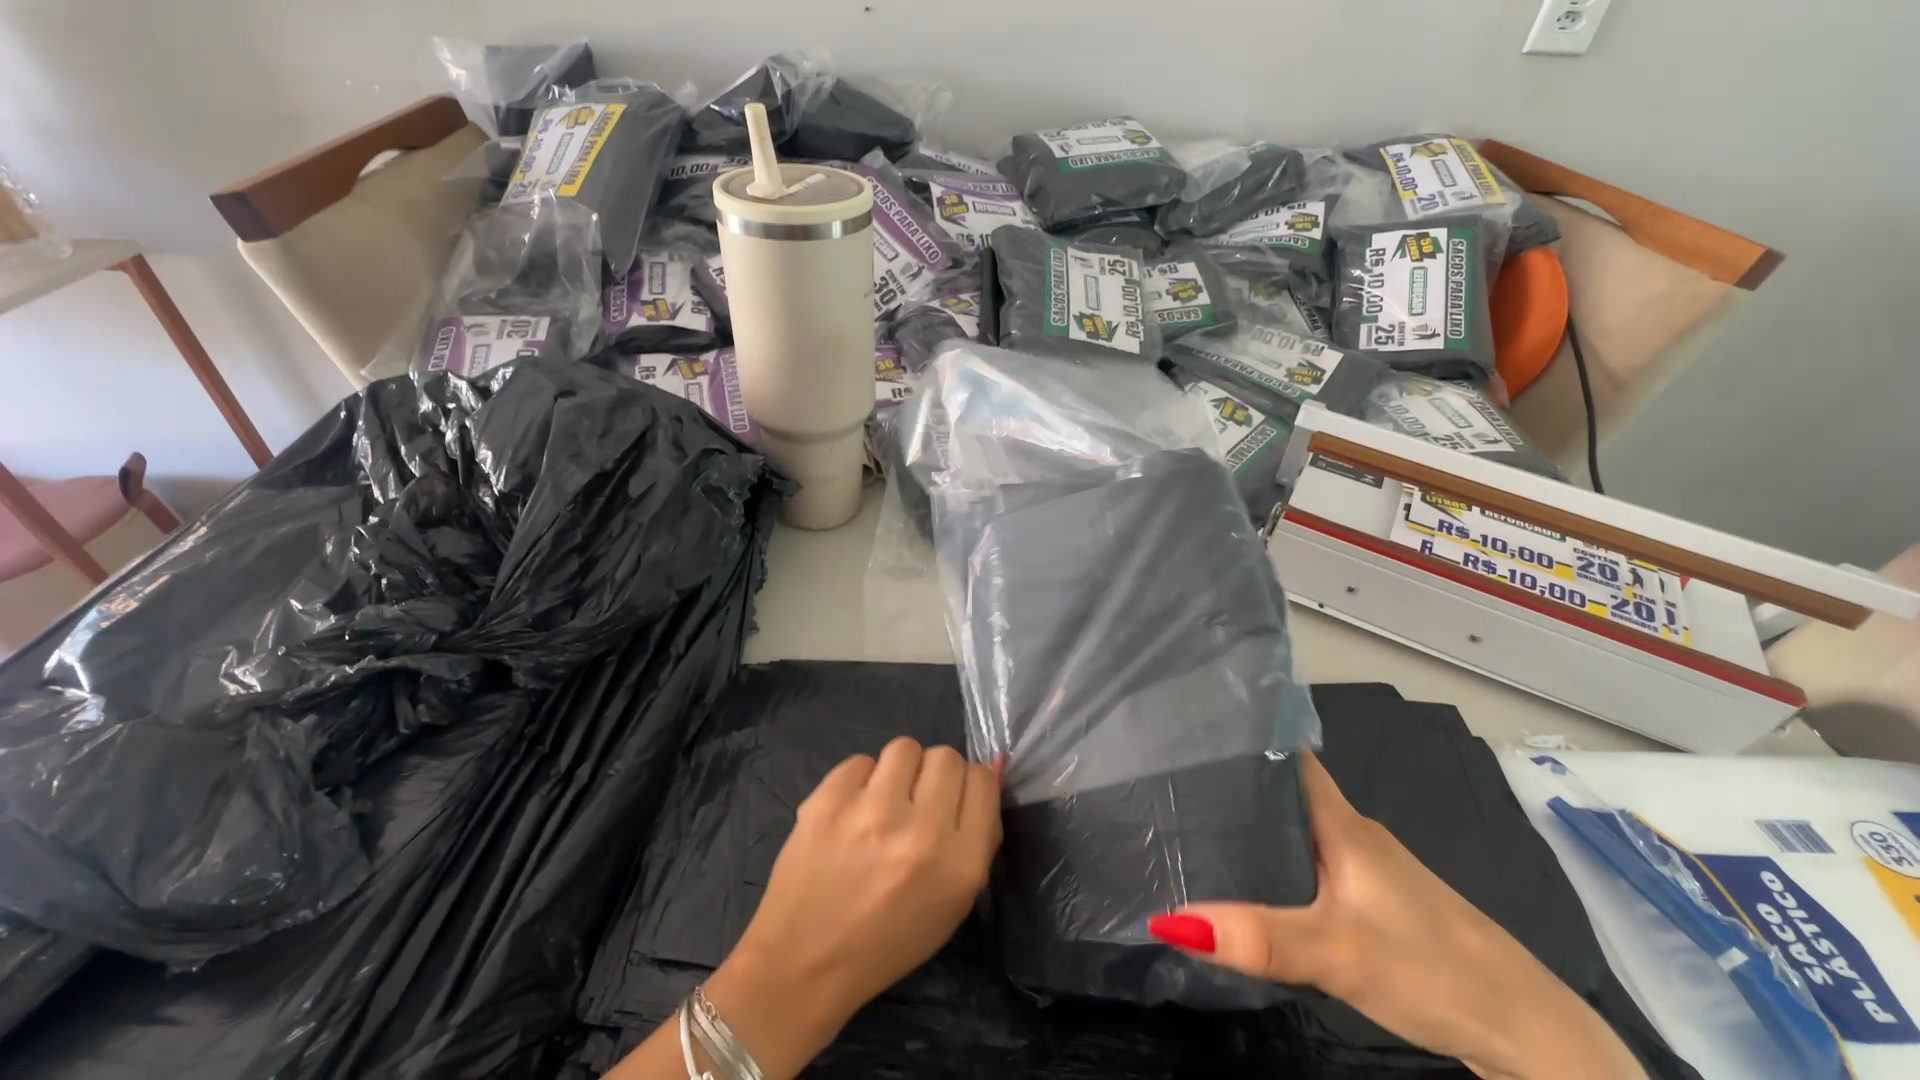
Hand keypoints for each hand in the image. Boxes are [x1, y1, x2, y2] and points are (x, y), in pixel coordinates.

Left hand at [648, 738, 999, 1079]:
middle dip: (935, 776)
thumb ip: (980, 834)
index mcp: (960, 863)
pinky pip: (859, 761)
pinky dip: (860, 782)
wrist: (806, 962)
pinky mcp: (827, 801)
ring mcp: (871, 811)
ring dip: (900, 771)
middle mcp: (921, 831)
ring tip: (883, 802)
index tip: (952, 803)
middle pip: (946, 757)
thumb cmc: (889, 940)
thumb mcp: (953, 902)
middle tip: (916, 804)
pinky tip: (850, 813)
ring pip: (905, 748)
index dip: (969, 787)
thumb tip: (993, 765)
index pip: (982, 781)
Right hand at [1150, 753, 1645, 1079]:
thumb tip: (1168, 920)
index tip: (1186, 736)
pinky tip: (1252, 895)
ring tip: (1192, 837)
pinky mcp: (1377, 908)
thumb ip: (1257, 936)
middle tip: (1168, 793)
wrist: (1524, 1028)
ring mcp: (1369, 874)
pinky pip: (1312, 873)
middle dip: (1232, 793)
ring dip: (1253, 835)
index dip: (1241, 743)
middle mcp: (1354, 838)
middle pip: (1284, 799)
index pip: (1286, 761)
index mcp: (1344, 827)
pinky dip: (1277, 873)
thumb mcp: (1336, 953)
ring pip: (1298, 838)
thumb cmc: (1432, 969)